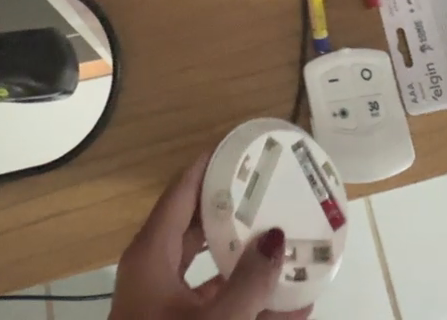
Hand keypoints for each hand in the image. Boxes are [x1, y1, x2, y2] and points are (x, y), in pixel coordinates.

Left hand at [111, 153, 311, 319]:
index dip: (211, 163)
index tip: (243, 143)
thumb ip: (250, 282)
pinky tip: (293, 306)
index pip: (183, 189)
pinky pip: (219, 303)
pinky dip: (251, 299)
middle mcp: (156, 268)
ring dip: (252, 260)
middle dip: (238, 209)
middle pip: (201, 224)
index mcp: (152, 252)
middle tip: (274, 187)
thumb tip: (277, 237)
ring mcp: (166, 302)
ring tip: (293, 243)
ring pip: (214, 267)